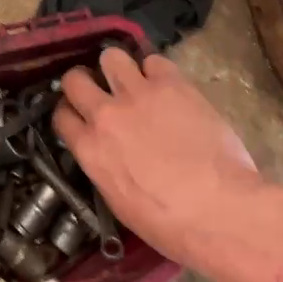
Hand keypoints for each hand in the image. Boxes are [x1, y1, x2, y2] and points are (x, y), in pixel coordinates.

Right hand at [53, 48, 260, 256]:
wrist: (221, 212)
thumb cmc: (172, 225)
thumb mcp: (121, 203)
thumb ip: (104, 167)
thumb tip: (107, 152)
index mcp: (90, 150)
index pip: (61, 116)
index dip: (70, 112)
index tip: (80, 115)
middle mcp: (106, 115)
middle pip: (75, 78)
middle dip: (84, 82)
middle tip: (101, 91)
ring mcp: (137, 94)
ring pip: (111, 57)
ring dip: (119, 68)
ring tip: (133, 80)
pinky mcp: (171, 84)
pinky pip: (154, 61)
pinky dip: (158, 72)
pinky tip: (168, 86)